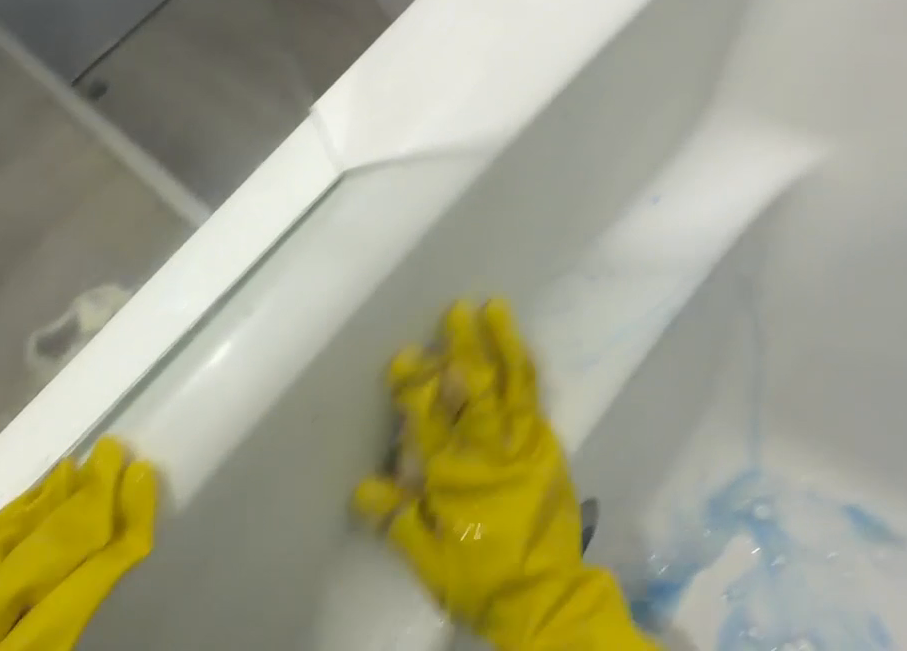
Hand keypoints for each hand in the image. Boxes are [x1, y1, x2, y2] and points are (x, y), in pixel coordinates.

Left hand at [0, 437, 156, 650]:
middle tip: (117, 452)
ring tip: (78, 466)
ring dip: (44, 504)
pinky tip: (21, 507)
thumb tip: (91, 589)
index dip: (120, 534)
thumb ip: (51, 641)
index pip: (81, 589)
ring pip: (1, 545)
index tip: (144, 483)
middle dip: (86, 502)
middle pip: (43, 554)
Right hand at [353, 301, 654, 650]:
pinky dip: (527, 370)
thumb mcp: (429, 559)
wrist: (544, 599)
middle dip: (463, 349)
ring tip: (495, 307)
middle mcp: (488, 452)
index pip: (426, 421)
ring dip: (502, 344)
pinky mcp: (546, 449)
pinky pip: (535, 400)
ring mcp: (522, 446)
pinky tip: (522, 347)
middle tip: (455, 311)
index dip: (413, 387)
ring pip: (511, 386)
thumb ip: (397, 519)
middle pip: (472, 392)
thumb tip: (361, 486)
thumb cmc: (480, 576)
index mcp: (453, 476)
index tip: (403, 355)